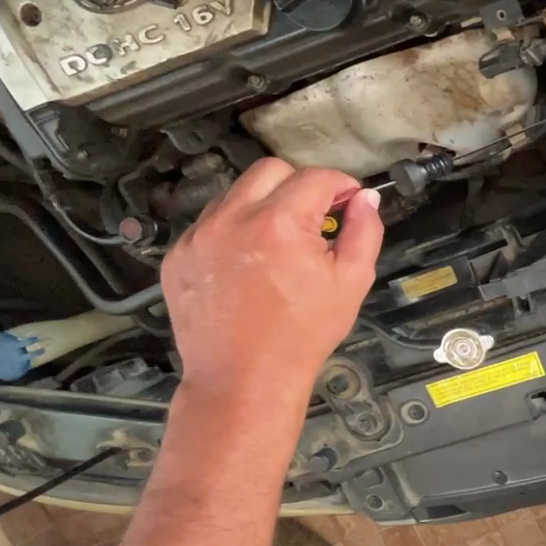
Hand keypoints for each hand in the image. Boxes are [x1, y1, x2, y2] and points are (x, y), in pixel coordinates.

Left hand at [160, 158, 383, 406]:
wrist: (244, 376)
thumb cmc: (303, 332)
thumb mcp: (353, 280)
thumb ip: (364, 231)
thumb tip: (366, 200)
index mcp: (280, 224)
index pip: (315, 177)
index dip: (342, 184)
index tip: (350, 200)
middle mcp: (232, 219)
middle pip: (271, 170)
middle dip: (301, 184)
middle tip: (319, 213)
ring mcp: (198, 236)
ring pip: (237, 193)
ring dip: (266, 204)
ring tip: (284, 241)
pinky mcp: (178, 255)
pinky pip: (212, 223)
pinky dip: (237, 229)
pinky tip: (253, 261)